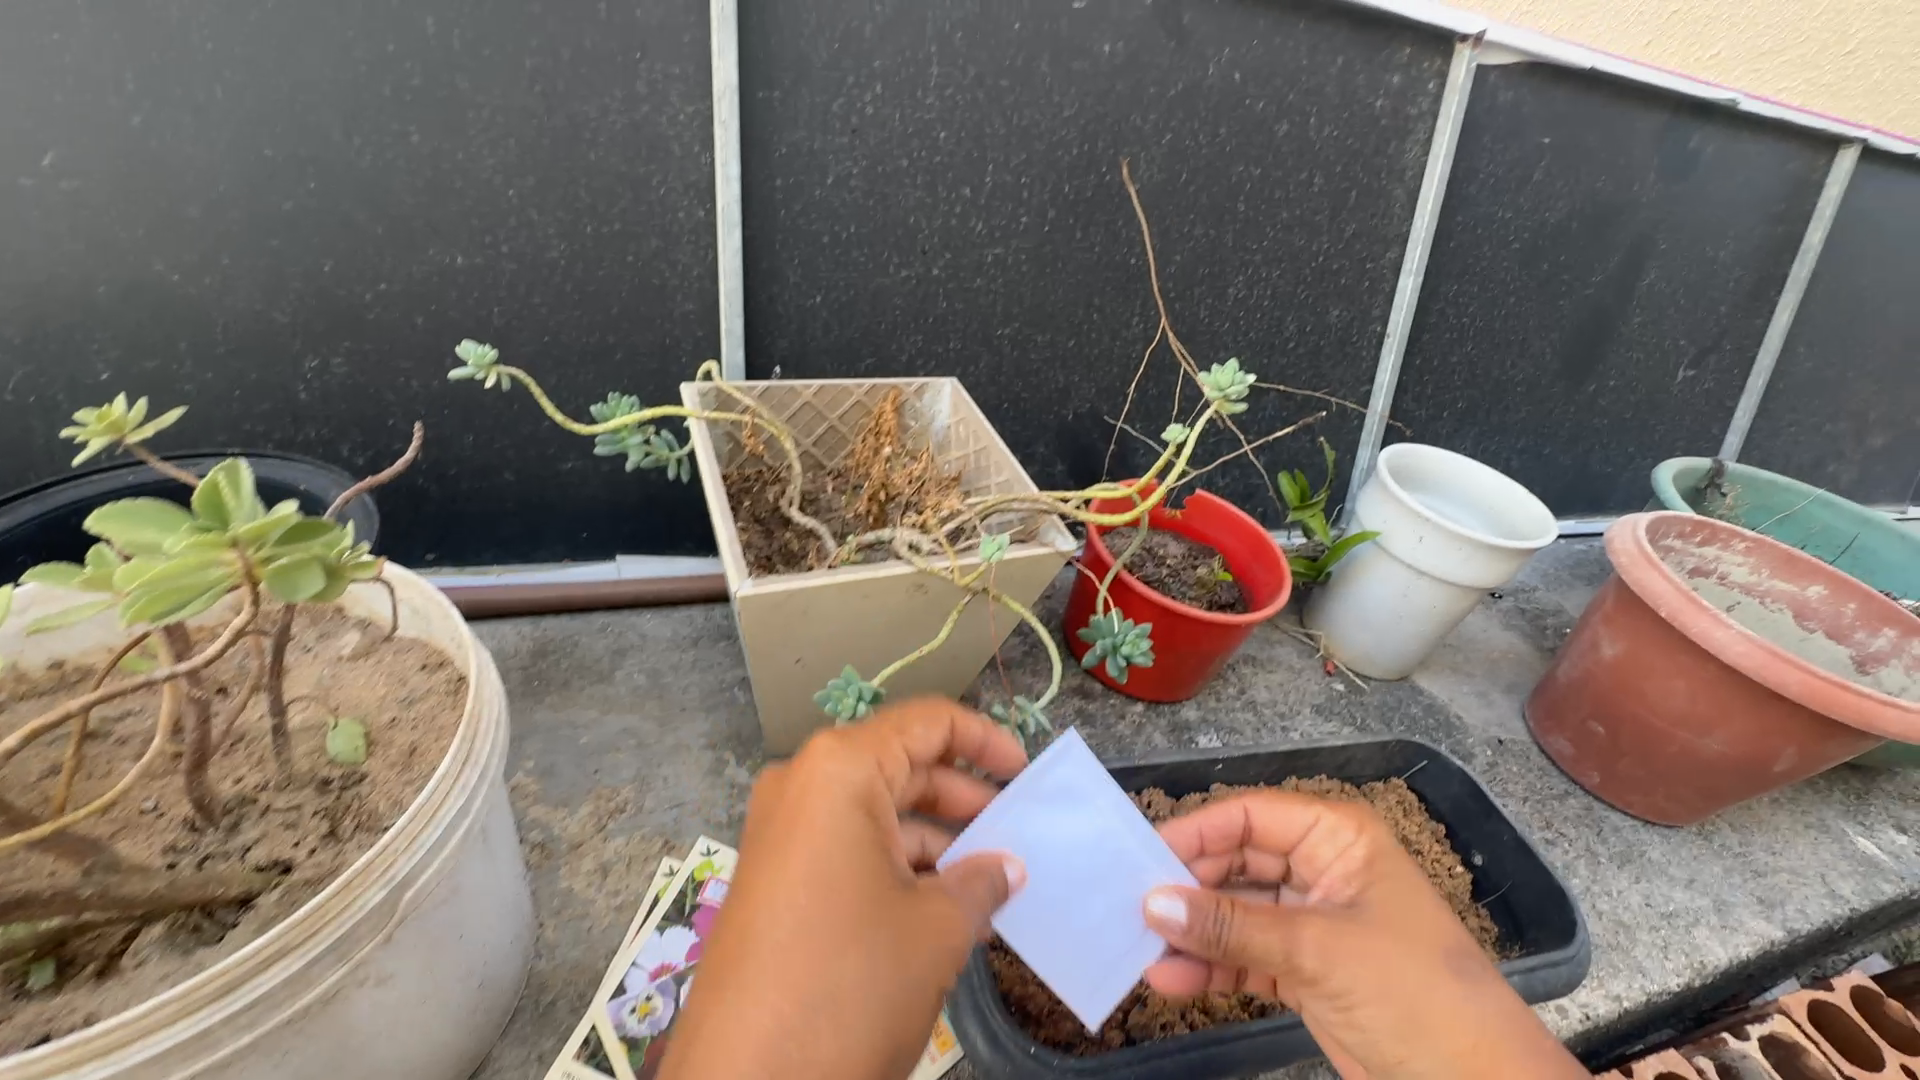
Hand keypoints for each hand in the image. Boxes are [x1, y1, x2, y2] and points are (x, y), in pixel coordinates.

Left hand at [660, 699, 1027, 1079]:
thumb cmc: (849, 983)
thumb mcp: (935, 929)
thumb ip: (982, 881)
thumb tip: (1007, 867)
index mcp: (840, 769)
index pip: (926, 723)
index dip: (984, 740)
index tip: (1026, 774)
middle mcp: (804, 785)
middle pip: (901, 767)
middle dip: (963, 800)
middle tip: (1015, 836)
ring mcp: (782, 833)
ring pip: (878, 814)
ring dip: (936, 843)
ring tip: (989, 887)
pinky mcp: (775, 880)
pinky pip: (850, 851)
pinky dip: (899, 869)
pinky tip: (943, 913)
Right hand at [1141, 792, 1583, 1079]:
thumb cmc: (1415, 995)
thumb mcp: (1317, 951)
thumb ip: (1231, 926)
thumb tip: (1152, 904)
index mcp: (1336, 837)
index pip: (1250, 816)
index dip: (1196, 832)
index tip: (1143, 855)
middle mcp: (1319, 868)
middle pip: (1236, 862)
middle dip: (1189, 888)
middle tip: (1133, 906)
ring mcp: (1310, 920)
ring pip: (1234, 911)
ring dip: (1193, 932)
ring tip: (1142, 949)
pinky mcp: (1303, 968)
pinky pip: (1243, 954)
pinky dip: (1210, 966)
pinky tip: (1171, 980)